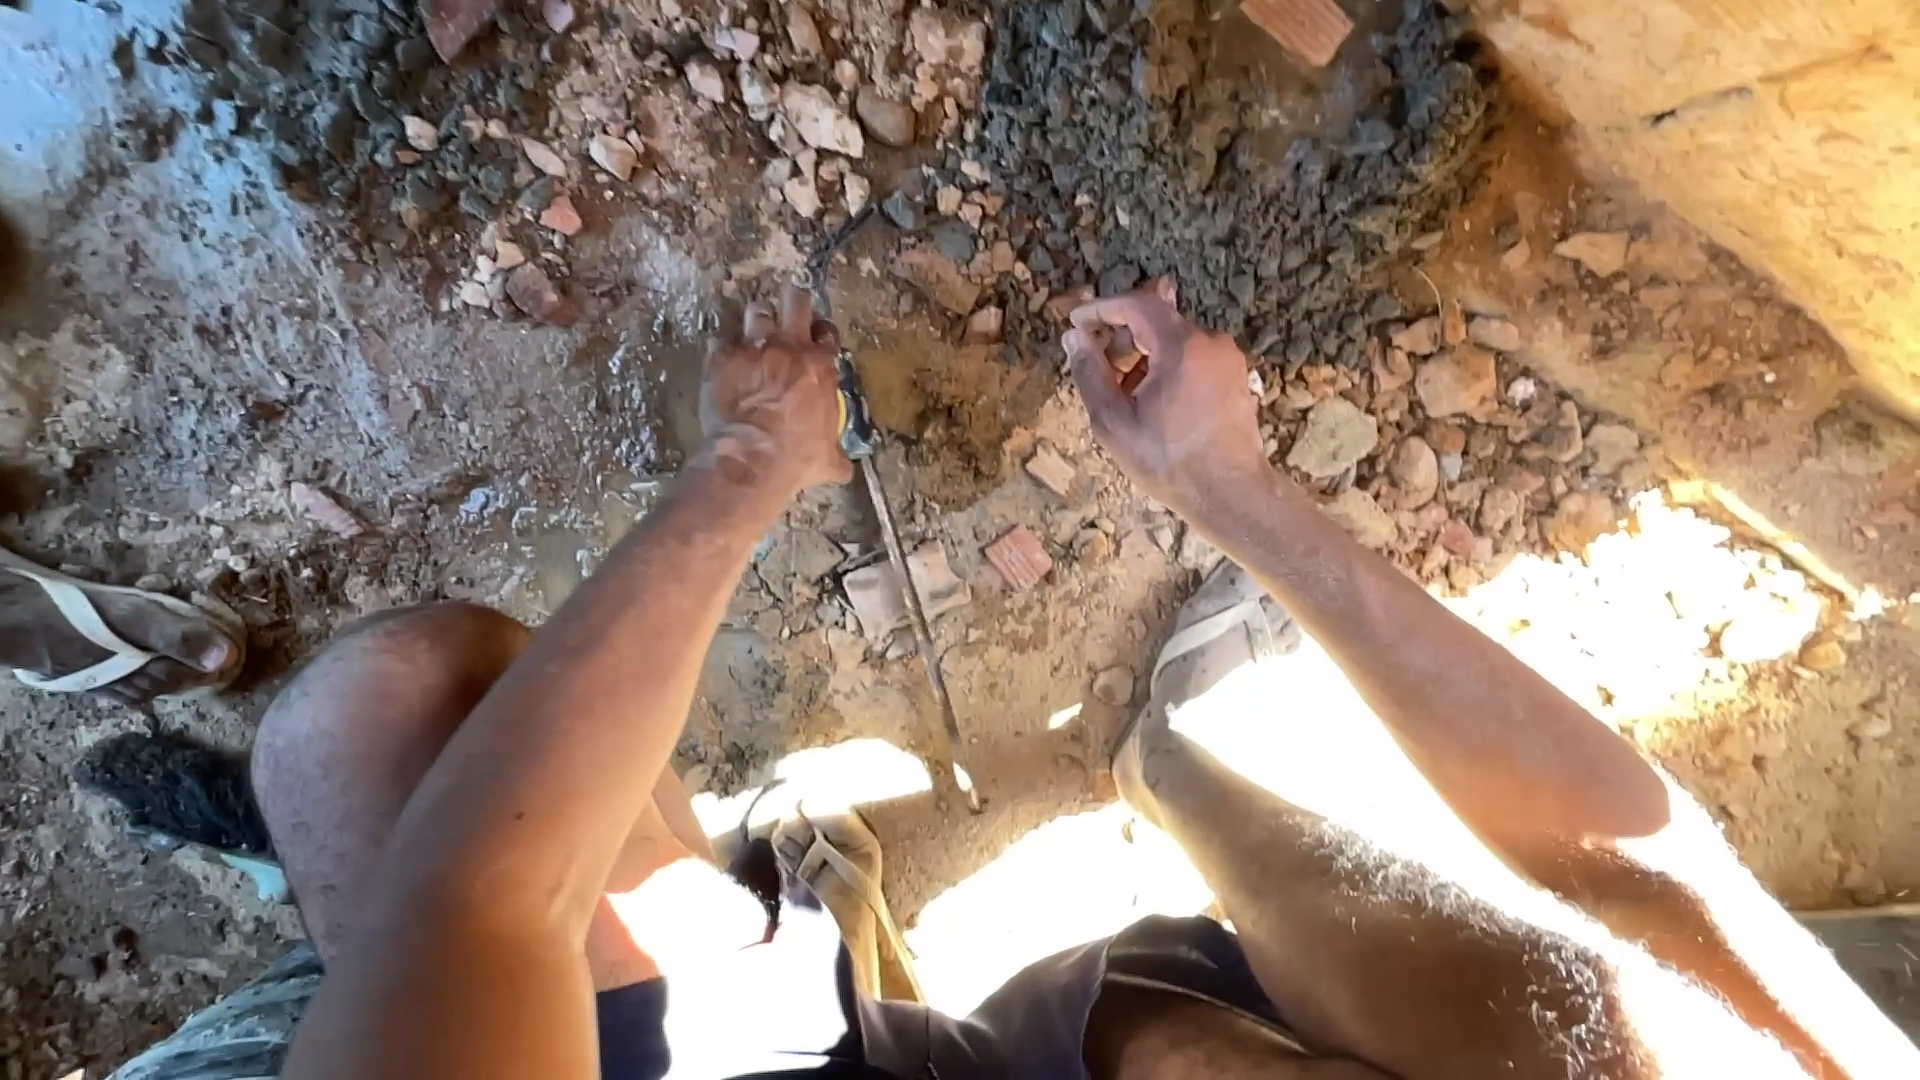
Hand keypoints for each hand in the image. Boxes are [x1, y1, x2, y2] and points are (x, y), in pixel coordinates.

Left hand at [698, 283, 853, 494]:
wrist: (753, 457)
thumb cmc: (797, 457)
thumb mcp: (829, 459)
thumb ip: (836, 453)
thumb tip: (841, 465)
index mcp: (820, 367)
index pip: (827, 332)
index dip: (821, 333)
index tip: (815, 341)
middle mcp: (789, 348)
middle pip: (796, 300)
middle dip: (794, 302)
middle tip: (789, 314)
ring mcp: (753, 349)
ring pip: (756, 311)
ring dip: (757, 321)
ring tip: (754, 336)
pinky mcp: (721, 358)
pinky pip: (720, 339)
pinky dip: (723, 349)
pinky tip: (723, 363)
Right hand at [1065, 282, 1270, 519]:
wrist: (1228, 492)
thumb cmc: (1167, 461)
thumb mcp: (1113, 422)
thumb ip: (1089, 373)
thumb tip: (1074, 338)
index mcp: (1181, 346)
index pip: (1136, 304)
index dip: (1101, 309)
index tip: (1076, 323)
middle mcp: (1210, 341)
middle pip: (1155, 322)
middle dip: (1121, 339)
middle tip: (1096, 368)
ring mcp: (1227, 358)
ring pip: (1173, 342)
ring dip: (1143, 359)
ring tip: (1125, 398)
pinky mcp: (1234, 375)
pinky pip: (1192, 358)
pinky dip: (1166, 369)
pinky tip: (1153, 405)